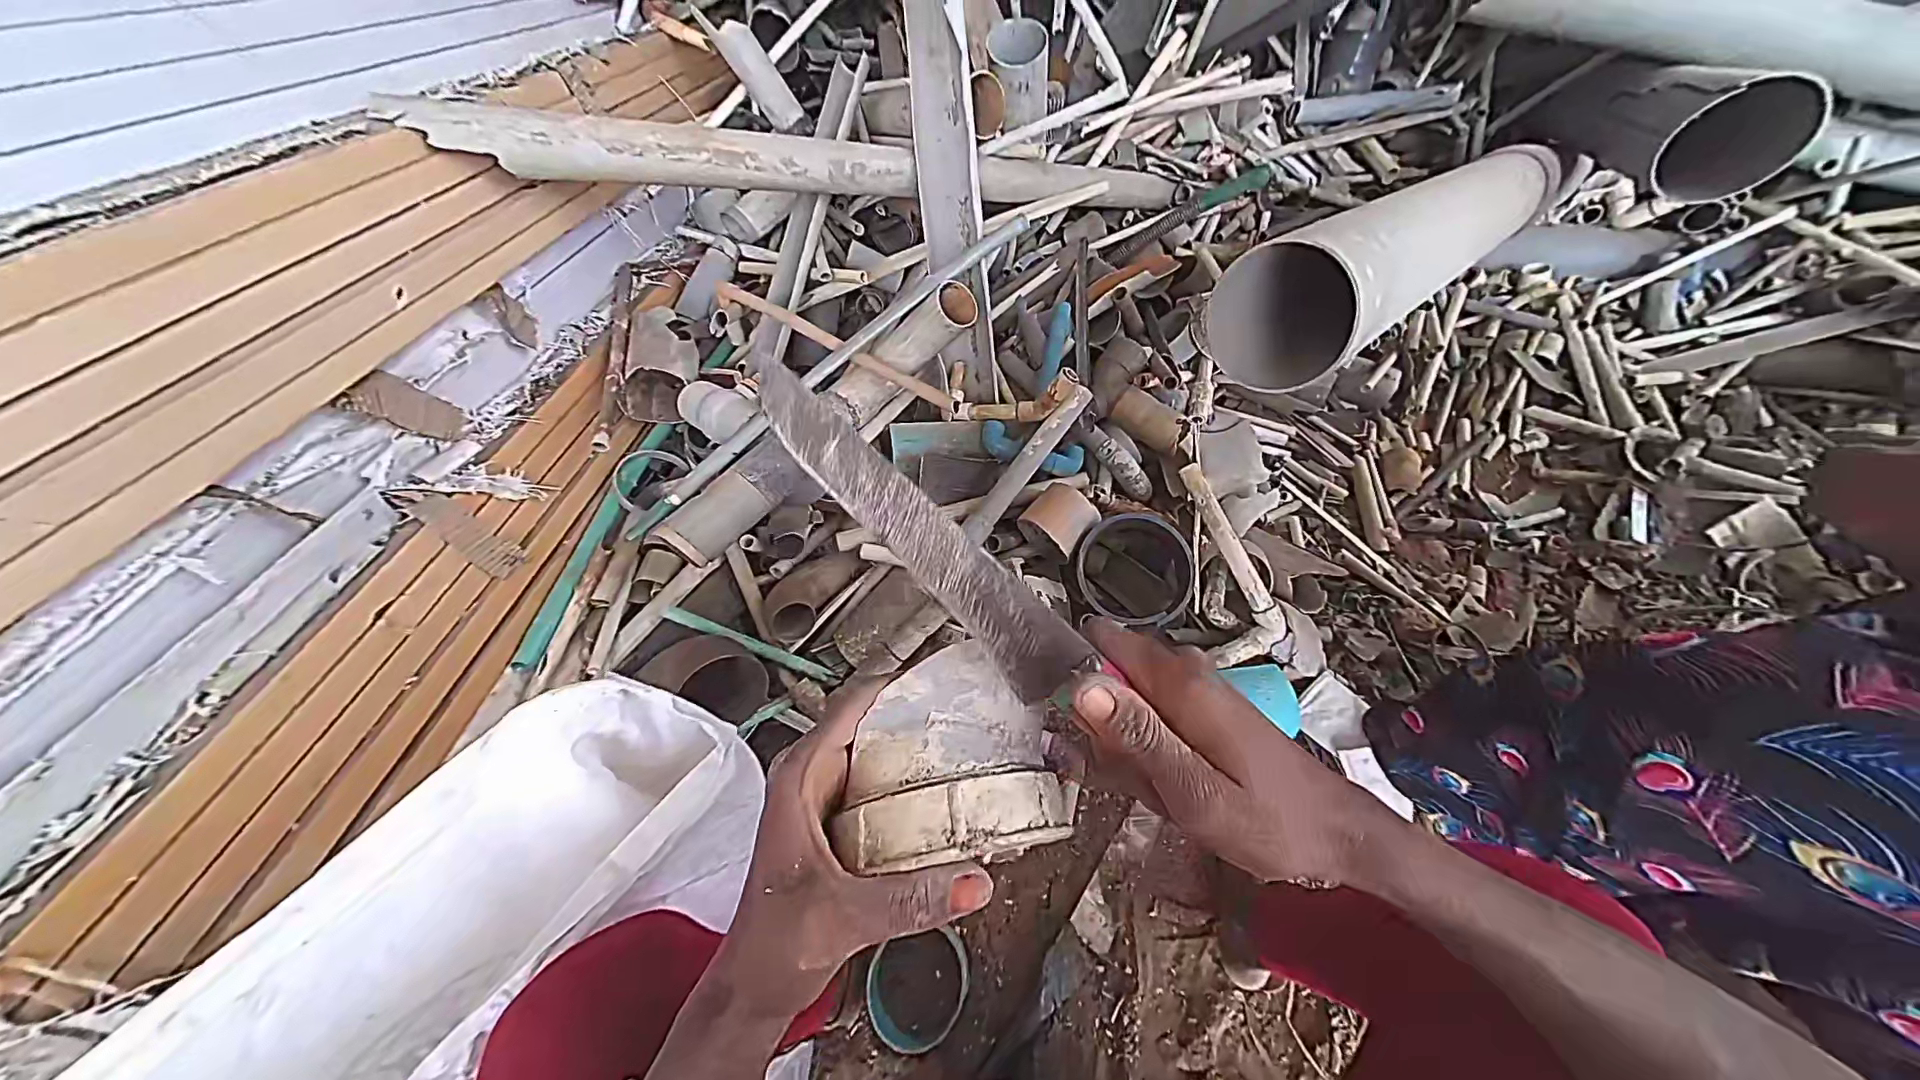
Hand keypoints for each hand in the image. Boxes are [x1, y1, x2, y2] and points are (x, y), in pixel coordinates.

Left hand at [719, 679, 994, 1017]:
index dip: (891, 683)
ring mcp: (824, 797)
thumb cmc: (775, 944)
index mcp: (800, 777)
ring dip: (912, 744)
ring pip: (873, 750)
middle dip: (913, 711)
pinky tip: (942, 791)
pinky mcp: (839, 820)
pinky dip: (907, 777)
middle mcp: (811, 777)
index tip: (936, 676)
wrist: (756, 985)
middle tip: (965, 709)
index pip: (849, 705)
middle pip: (866, 722)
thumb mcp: (846, 916)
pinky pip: (878, 780)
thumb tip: (974, 881)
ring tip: (964, 739)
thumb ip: (911, 899)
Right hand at [1068, 618, 1405, 886]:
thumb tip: (1084, 687)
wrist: (1338, 834)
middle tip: (1117, 770)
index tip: (1067, 722)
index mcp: (1180, 682)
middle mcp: (1185, 670)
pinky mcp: (1201, 706)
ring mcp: (1195, 686)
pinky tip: (1163, 783)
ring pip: (1125, 698)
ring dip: (1118, 740)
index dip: (1072, 675)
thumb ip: (1138, 737)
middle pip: (1108, 672)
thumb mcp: (1196, 792)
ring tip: (1147, 785)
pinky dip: (1142, 747)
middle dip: (1095, 719)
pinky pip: (1148, 716)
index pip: (1100, 642)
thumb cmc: (1273, 822)